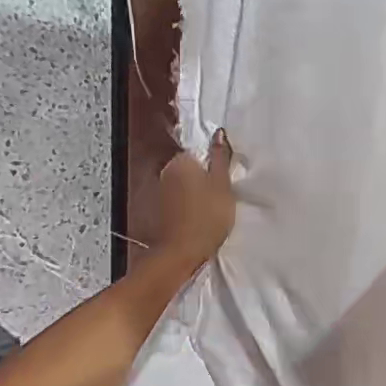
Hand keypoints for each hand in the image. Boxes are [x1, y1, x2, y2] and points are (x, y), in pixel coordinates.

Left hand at [155, 130, 236, 268]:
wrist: (181, 252)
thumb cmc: (207, 217)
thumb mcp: (223, 185)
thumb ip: (221, 157)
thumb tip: (219, 133)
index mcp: (182, 161)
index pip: (200, 151)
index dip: (215, 165)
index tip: (225, 179)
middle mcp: (166, 171)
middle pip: (191, 167)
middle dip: (205, 177)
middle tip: (222, 195)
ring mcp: (160, 191)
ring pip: (184, 184)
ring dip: (196, 192)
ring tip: (212, 209)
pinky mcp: (159, 209)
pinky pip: (178, 199)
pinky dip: (188, 205)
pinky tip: (200, 218)